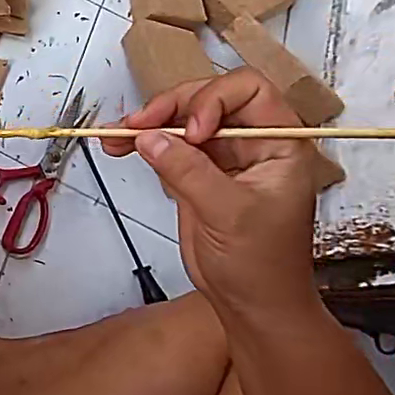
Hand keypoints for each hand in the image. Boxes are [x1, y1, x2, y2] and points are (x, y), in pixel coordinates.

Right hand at [99, 69, 321, 321]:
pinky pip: (163, 143)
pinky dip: (138, 141)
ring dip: (145, 122)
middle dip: (169, 106)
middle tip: (138, 125)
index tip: (191, 131)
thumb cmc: (264, 265)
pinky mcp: (193, 170)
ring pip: (178, 118)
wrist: (252, 303)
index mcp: (279, 144)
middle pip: (205, 98)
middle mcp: (249, 142)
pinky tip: (117, 146)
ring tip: (116, 135)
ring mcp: (219, 156)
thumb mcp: (229, 214)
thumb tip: (149, 138)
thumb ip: (189, 171)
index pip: (248, 91)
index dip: (214, 101)